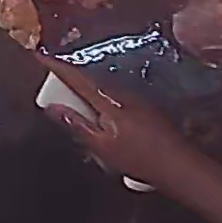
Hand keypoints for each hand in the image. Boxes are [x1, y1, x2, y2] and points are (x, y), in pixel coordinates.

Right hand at [39, 55, 200, 187]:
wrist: (182, 167)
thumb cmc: (139, 158)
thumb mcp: (102, 146)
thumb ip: (76, 125)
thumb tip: (51, 107)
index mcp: (107, 100)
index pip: (76, 77)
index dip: (56, 66)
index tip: (39, 55)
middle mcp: (121, 92)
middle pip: (89, 80)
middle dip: (68, 78)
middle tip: (50, 81)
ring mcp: (135, 99)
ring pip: (102, 89)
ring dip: (85, 90)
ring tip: (71, 99)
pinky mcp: (144, 108)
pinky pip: (113, 96)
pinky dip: (99, 99)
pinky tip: (99, 115)